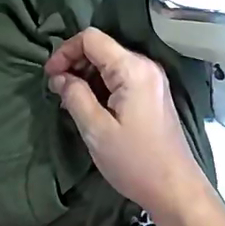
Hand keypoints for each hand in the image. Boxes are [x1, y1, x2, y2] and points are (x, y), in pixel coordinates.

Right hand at [46, 28, 206, 216]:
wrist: (175, 187)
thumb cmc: (135, 161)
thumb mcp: (97, 130)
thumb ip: (75, 96)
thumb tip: (60, 77)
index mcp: (133, 69)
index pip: (92, 38)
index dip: (65, 51)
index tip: (49, 76)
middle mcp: (145, 66)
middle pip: (102, 47)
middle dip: (75, 63)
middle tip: (56, 90)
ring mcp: (152, 78)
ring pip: (110, 62)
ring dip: (86, 75)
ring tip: (69, 100)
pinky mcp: (152, 92)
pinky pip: (121, 76)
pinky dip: (101, 84)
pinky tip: (89, 105)